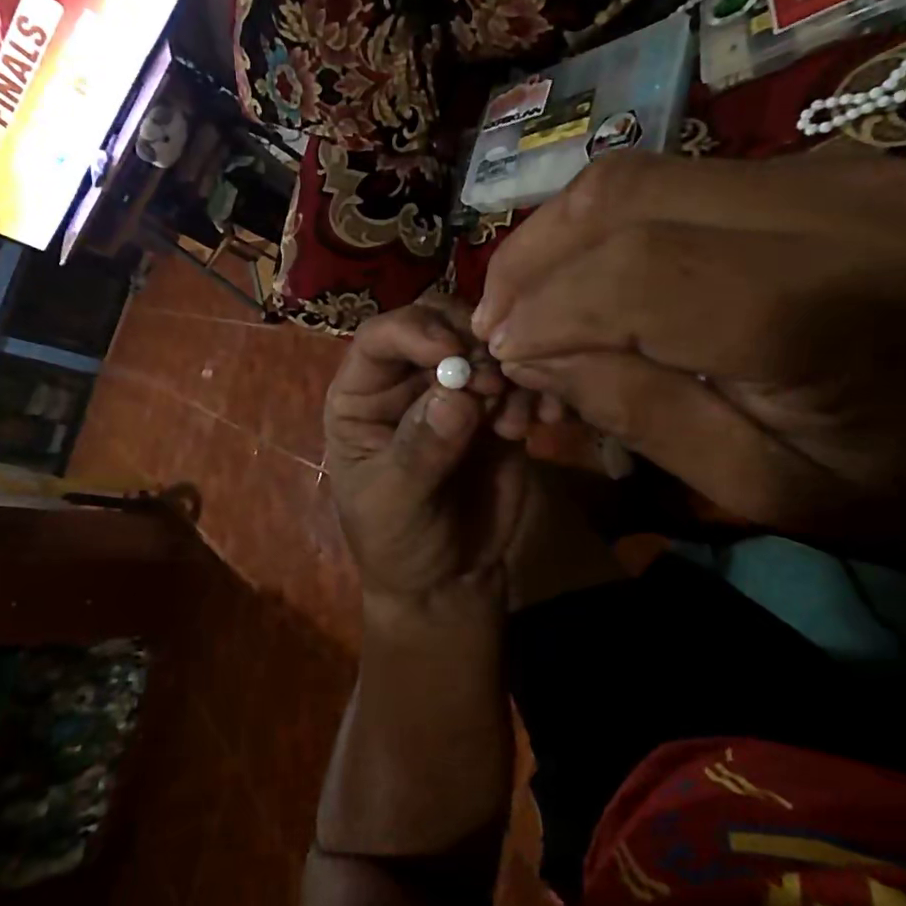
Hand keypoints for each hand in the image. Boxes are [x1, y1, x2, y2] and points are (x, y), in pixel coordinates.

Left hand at [325, 297, 532, 615]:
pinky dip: (535, 391)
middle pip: (436, 326)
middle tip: (492, 382)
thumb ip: (420, 450)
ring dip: (506, 369)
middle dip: (468, 343)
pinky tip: (543, 422)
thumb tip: (454, 396)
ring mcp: (453, 395)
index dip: (413, 331)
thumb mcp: (393, 501)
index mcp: (361, 396)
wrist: (446, 579)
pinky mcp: (496, 414)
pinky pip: (519, 383)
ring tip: (514, 421)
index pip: (378, 338)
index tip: (450, 352)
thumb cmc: (395, 540)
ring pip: (483, 348)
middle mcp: (405, 384)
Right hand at [471, 153, 905, 537]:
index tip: (498, 351)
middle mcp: (835, 212)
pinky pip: (686, 178)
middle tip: (496, 320)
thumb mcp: (761, 490)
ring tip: (531, 298)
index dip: (542, 306)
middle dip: (530, 257)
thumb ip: (638, 412)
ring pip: (643, 172)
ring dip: (563, 235)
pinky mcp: (842, 166)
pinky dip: (615, 227)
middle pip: (623, 194)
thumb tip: (535, 353)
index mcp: (822, 315)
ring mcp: (844, 174)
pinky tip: (601, 278)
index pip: (631, 271)